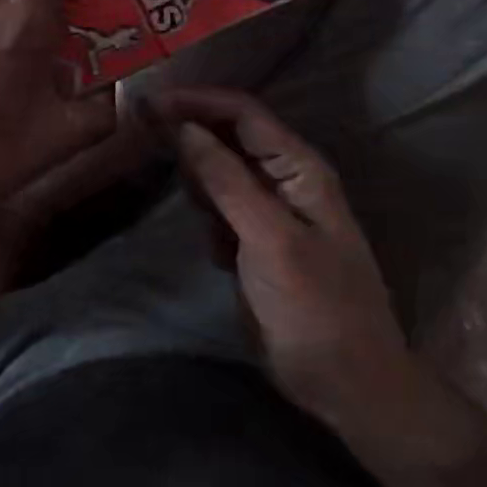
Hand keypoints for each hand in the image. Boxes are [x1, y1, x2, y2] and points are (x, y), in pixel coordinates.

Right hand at [153, 88, 413, 419]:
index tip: (149, 102)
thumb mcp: (271, 239)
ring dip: (190, 166)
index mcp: (299, 168)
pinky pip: (215, 199)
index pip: (242, 111)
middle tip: (140, 128)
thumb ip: (227, 180)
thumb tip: (182, 126)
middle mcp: (283, 177)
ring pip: (217, 164)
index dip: (196, 99)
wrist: (347, 386)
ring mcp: (267, 206)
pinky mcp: (251, 234)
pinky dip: (199, 202)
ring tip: (162, 173)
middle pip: (227, 132)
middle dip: (187, 126)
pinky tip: (199, 227)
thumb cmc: (317, 309)